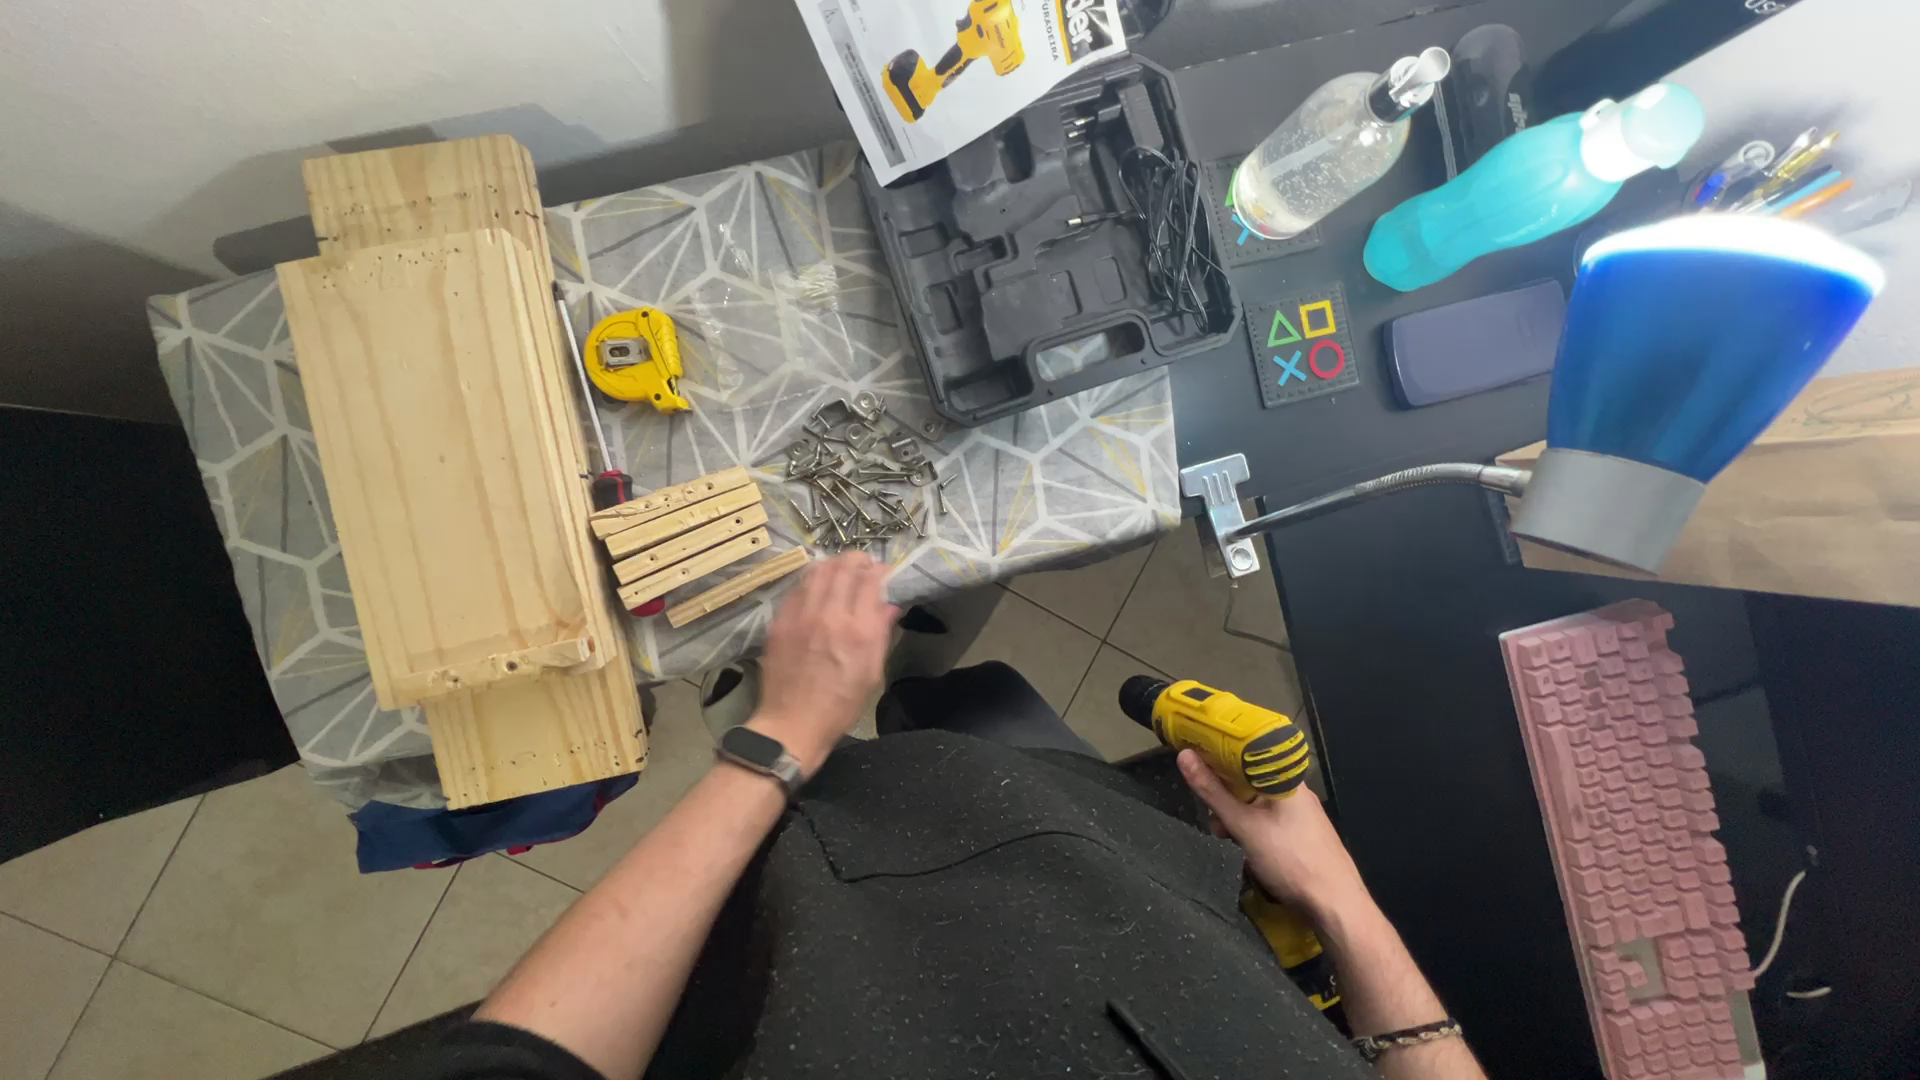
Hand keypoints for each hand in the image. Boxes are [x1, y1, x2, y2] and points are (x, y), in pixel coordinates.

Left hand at [748, 552, 898, 775]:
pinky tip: (816, 589)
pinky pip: (796, 589)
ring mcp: (800, 616)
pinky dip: (810, 582)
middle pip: (843, 567)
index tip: (884, 571)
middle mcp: (829, 615)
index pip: (870, 580)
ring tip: (839, 570)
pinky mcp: (779, 622)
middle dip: (856, 559)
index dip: (879, 569)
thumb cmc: (840, 705)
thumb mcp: (872, 673)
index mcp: (858, 630)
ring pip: (816, 571)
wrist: (792, 724)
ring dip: (832, 564)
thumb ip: (880, 634)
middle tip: (863, 564)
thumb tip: (889, 606)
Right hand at [1177, 750, 1374, 922]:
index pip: (1244, 752)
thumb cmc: (1291, 860)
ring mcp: (1300, 813)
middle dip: (1224, 796)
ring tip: (1225, 838)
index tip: (1193, 762)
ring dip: (1235, 817)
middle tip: (1212, 818)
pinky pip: (1267, 820)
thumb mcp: (1243, 826)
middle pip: (1247, 779)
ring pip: (1255, 803)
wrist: (1337, 907)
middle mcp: (1293, 790)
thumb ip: (1212, 792)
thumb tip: (1183, 755)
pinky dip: (1250, 829)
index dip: (1217, 755)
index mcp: (1284, 778)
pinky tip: (1244, 848)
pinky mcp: (1300, 833)